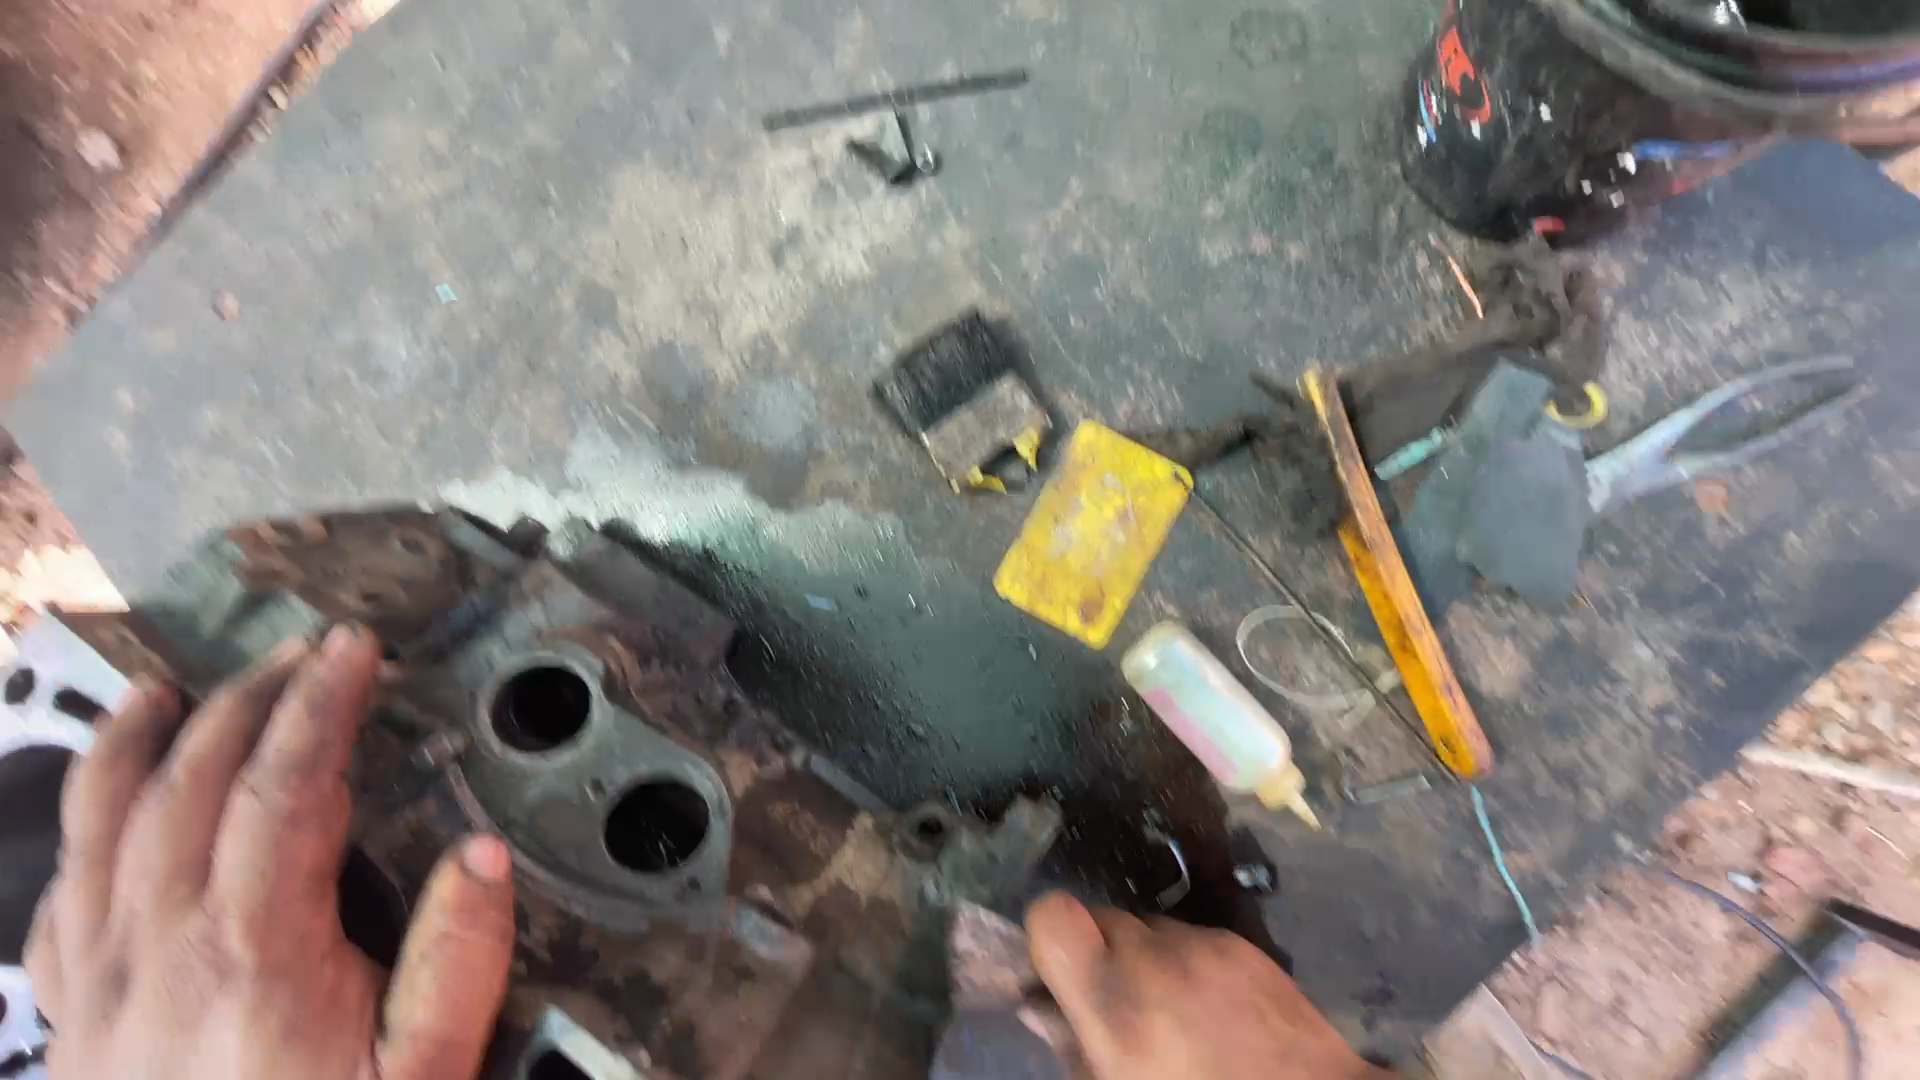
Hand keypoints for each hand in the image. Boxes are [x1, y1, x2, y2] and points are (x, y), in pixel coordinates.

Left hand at [23, 625, 516, 1079]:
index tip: (353, 650)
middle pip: (191, 790)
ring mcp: (99, 985)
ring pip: (102, 833)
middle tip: (302, 652)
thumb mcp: (425, 1069)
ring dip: (139, 747)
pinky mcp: (75, 1017)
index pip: (285, 791)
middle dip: (249, 702)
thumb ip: (462, 959)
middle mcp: (161, 951)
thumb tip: (486, 850)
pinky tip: (103, 804)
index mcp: (258, 952)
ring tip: (167, 689)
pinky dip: (81, 829)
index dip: (320, 707)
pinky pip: (61, 900)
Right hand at [1025, 892, 1387, 1079]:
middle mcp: (1154, 957)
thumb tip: (1042, 1010)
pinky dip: (1189, 967)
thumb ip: (1076, 1053)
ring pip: (1148, 929)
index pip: (1051, 916)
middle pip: (1099, 918)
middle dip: (1100, 955)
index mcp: (1115, 1004)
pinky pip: (1193, 940)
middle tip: (1121, 1010)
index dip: (1046, 937)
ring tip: (1176, 1019)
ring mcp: (1204, 944)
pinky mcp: (1243, 946)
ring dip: (1146, 962)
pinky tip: (1216, 1017)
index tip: (1060, 977)